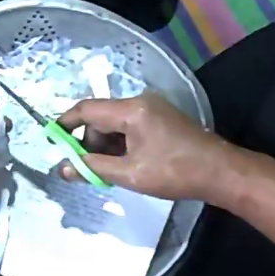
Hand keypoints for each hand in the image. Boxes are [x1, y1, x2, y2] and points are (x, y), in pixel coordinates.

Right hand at [56, 94, 239, 201]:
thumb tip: (63, 168)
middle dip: (88, 142)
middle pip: (100, 117)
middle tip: (86, 169)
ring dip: (104, 145)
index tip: (52, 140)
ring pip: (114, 123)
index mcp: (131, 110)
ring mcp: (152, 108)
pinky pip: (129, 126)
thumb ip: (93, 168)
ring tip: (108, 172)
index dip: (65, 124)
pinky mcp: (160, 118)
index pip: (87, 110)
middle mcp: (140, 102)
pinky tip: (123, 164)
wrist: (222, 173)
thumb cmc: (175, 172)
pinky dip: (119, 144)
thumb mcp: (129, 174)